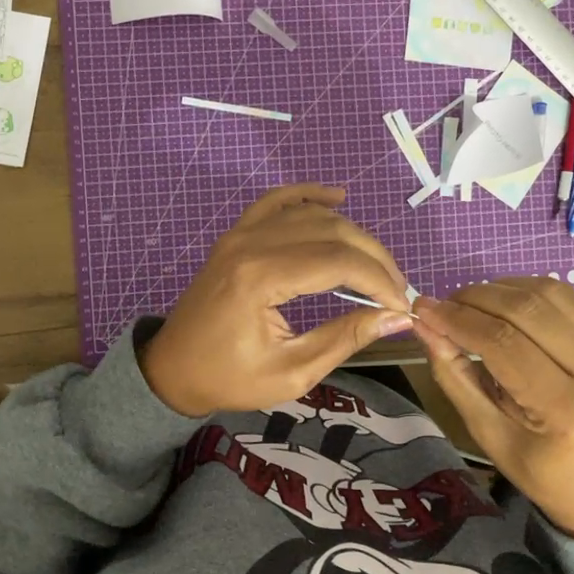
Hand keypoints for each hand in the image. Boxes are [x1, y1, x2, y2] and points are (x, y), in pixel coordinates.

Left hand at [141, 184, 411, 417]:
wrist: (172, 369)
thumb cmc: (228, 379)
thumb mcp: (291, 373)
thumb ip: (344, 338)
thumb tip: (396, 318)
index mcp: (261, 278)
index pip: (340, 261)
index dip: (379, 280)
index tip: (401, 307)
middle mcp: (251, 243)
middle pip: (332, 231)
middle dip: (374, 258)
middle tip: (396, 291)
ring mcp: (240, 233)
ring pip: (311, 214)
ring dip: (351, 234)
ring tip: (377, 267)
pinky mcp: (236, 234)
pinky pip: (276, 201)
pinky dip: (309, 195)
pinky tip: (338, 197)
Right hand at [411, 278, 573, 538]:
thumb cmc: (540, 469)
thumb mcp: (486, 432)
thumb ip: (454, 375)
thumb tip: (424, 325)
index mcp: (565, 410)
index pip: (503, 343)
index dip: (457, 320)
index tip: (423, 310)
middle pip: (525, 309)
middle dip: (473, 299)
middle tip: (442, 305)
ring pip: (546, 292)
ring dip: (498, 289)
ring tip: (468, 304)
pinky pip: (565, 296)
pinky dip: (525, 290)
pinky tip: (501, 305)